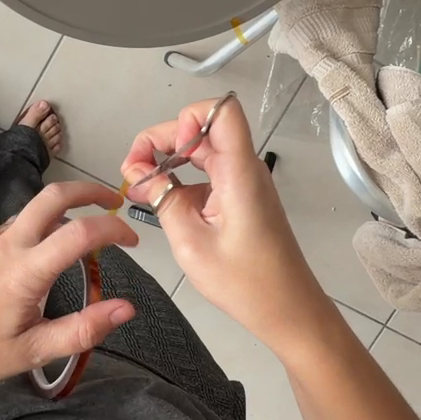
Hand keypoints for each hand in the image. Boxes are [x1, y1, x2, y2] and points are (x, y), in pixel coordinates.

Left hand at [0, 181, 137, 399]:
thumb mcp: (34, 352)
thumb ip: (83, 330)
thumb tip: (127, 308)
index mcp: (24, 272)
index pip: (79, 233)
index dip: (113, 228)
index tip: (131, 240)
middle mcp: (4, 245)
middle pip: (53, 195)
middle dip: (89, 190)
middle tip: (113, 202)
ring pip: (31, 212)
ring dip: (61, 213)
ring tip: (80, 241)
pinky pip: (11, 227)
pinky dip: (35, 231)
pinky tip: (38, 260)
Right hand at [121, 99, 331, 352]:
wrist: (288, 310)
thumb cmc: (244, 282)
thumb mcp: (189, 241)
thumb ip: (162, 197)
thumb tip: (137, 171)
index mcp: (238, 171)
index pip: (221, 110)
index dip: (187, 118)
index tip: (165, 153)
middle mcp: (243, 166)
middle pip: (201, 126)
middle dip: (162, 141)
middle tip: (133, 173)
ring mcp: (243, 179)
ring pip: (200, 147)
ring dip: (167, 159)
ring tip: (139, 187)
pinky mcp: (239, 193)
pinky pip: (206, 169)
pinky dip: (180, 177)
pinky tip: (160, 200)